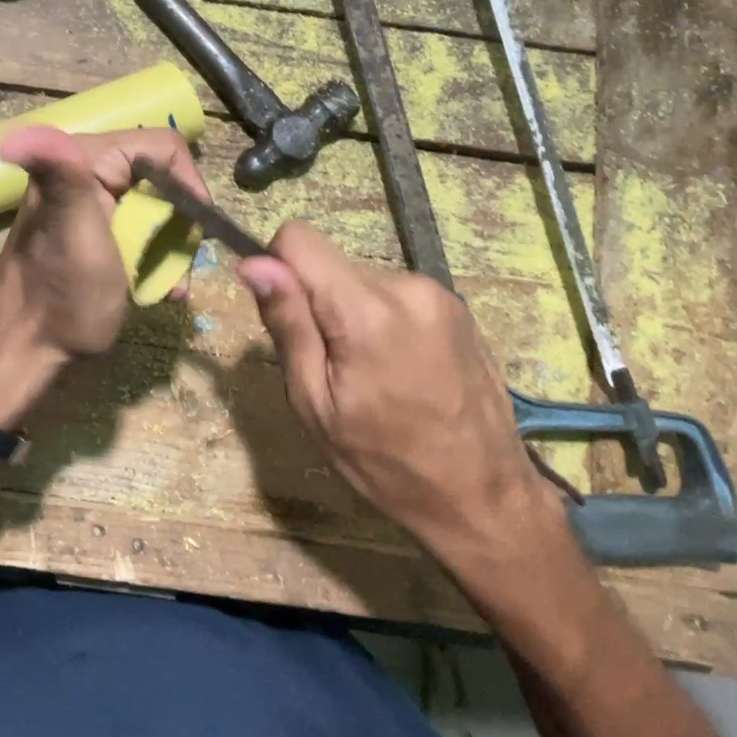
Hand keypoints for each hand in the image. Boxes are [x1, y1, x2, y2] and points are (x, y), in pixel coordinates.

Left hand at [0, 126, 208, 429]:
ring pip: (159, 209)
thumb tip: (13, 135)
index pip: (162, 146)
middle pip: (164, 178)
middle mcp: (84, 171)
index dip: (188, 183)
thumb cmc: (62, 295)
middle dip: (181, 224)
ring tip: (170, 286)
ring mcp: (90, 203)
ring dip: (173, 248)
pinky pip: (143, 232)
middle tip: (180, 267)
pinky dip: (157, 260)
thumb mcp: (74, 233)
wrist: (32, 350)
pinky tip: (159, 291)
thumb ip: (61, 175)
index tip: (197, 230)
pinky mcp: (95, 232)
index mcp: (83, 159)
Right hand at [236, 221, 561, 561]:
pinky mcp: (457, 308)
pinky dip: (381, 321)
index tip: (283, 316)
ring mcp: (439, 295)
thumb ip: (287, 324)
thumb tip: (253, 264)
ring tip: (368, 376)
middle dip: (317, 304)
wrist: (483, 498)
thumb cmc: (384, 461)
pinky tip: (398, 371)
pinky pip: (394, 295)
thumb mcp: (315, 403)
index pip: (299, 238)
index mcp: (367, 310)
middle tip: (331, 369)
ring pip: (360, 281)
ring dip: (350, 315)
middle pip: (330, 265)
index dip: (276, 268)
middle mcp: (407, 286)